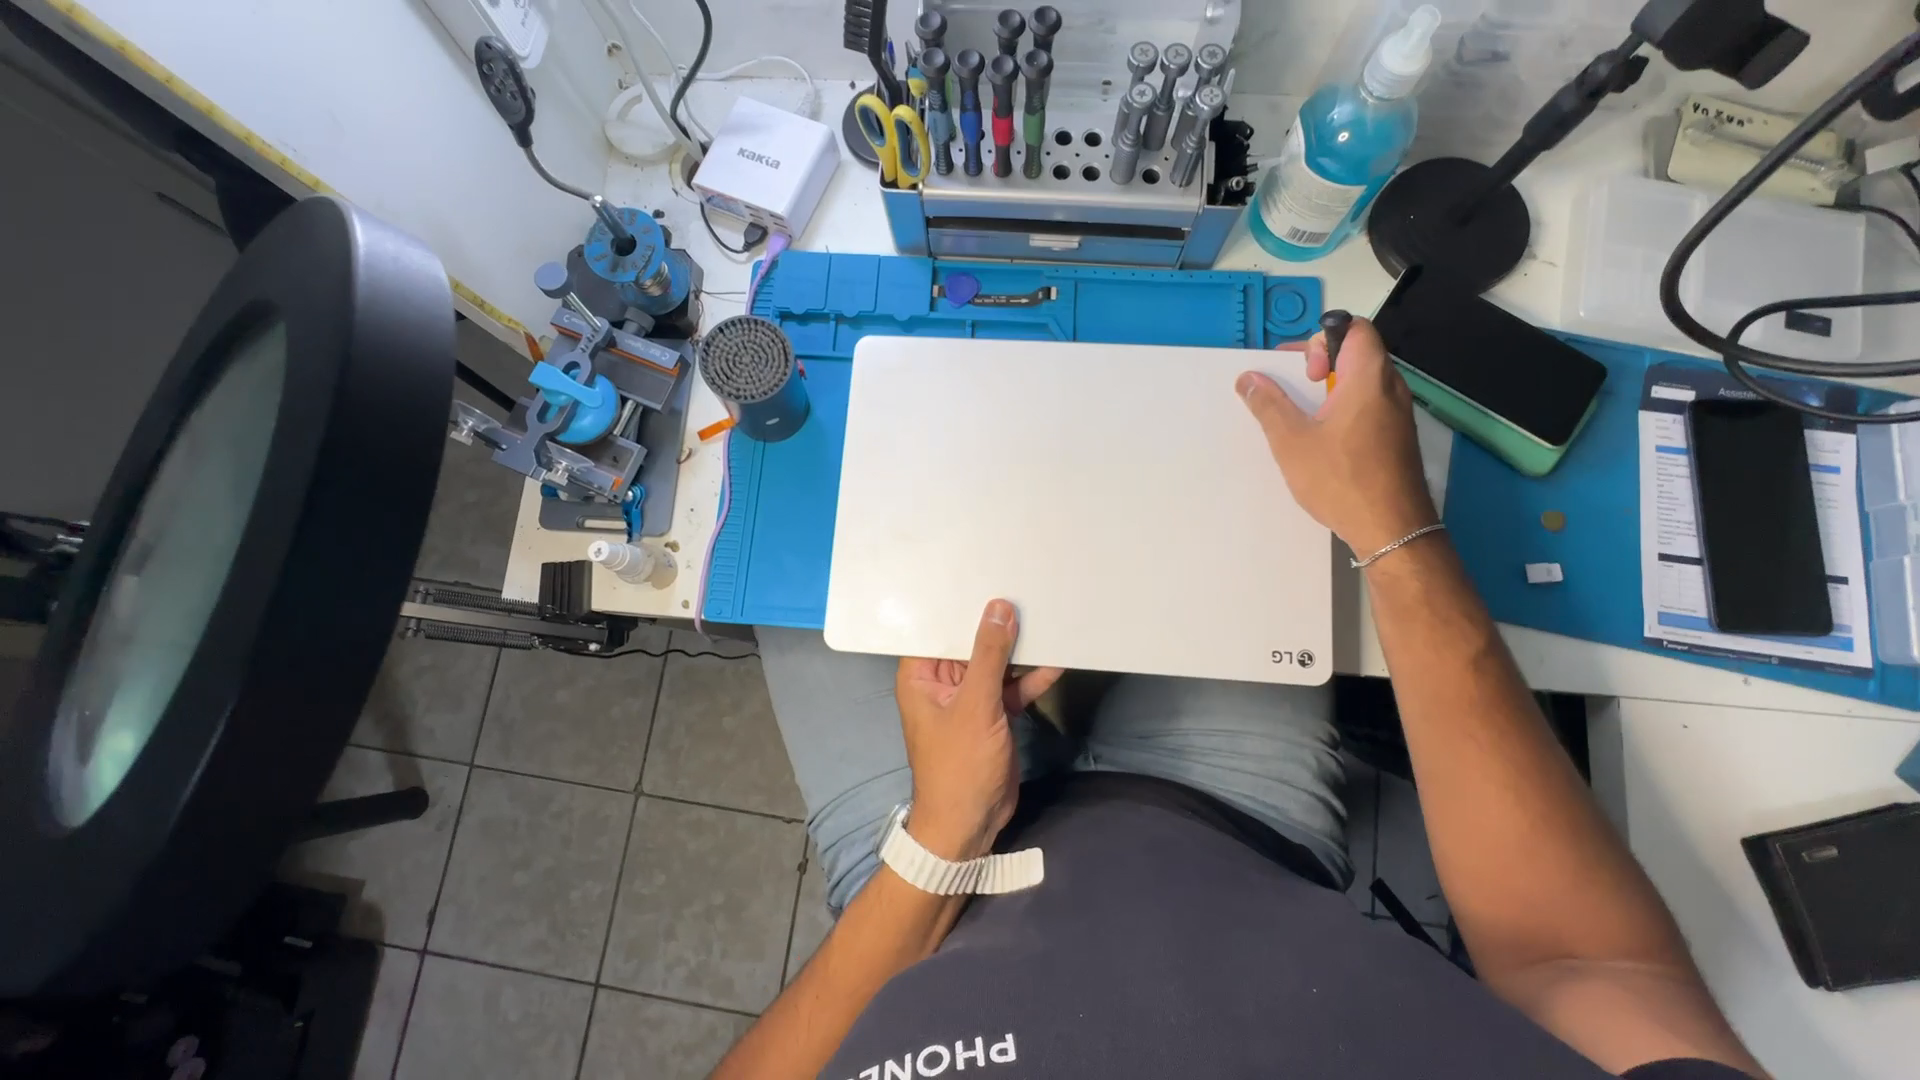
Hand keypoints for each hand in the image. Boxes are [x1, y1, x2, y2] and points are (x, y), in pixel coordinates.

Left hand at [895, 600, 1063, 860]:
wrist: (970, 825)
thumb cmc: (959, 765)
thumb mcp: (976, 705)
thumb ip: (990, 656)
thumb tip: (999, 607)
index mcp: (920, 675)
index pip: (937, 627)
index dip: (960, 602)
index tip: (985, 571)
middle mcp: (941, 682)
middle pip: (970, 642)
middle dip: (996, 622)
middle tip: (1025, 585)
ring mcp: (969, 699)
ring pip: (995, 664)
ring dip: (1019, 649)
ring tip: (1048, 615)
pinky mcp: (991, 715)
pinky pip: (1011, 687)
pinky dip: (1031, 678)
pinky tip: (1057, 660)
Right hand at [1237, 316, 1438, 558]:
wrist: (1392, 528)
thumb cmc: (1341, 479)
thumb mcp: (1292, 441)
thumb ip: (1269, 405)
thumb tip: (1248, 378)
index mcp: (1368, 378)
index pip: (1354, 328)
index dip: (1322, 339)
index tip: (1303, 372)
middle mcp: (1391, 388)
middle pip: (1359, 351)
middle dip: (1322, 361)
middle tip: (1296, 388)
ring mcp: (1399, 413)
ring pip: (1365, 380)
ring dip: (1333, 387)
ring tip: (1305, 415)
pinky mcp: (1398, 437)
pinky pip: (1371, 404)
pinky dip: (1346, 407)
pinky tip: (1325, 439)